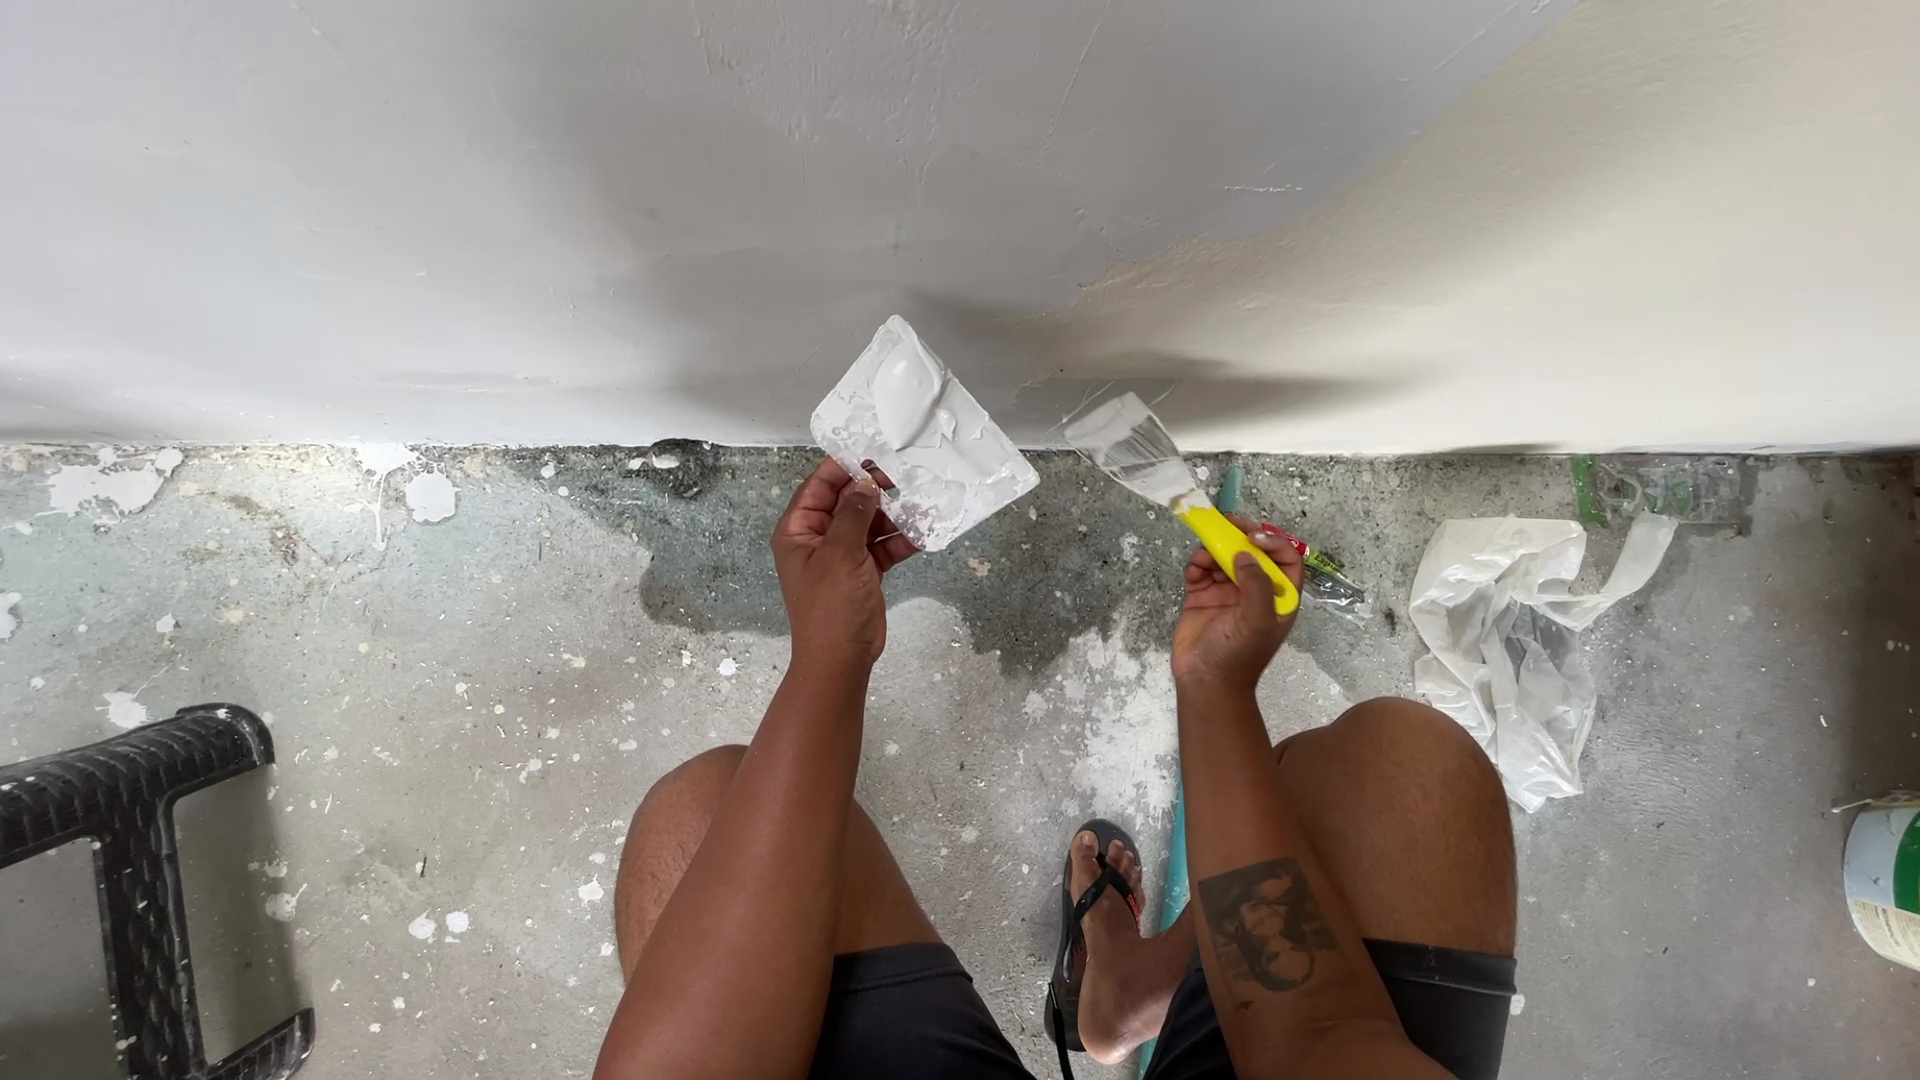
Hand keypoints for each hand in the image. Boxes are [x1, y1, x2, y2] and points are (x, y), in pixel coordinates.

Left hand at [772, 458, 917, 667]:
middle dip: (876, 490)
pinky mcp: (864, 571)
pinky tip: (924, 533)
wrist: (840, 659)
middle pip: (848, 502)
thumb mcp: (840, 553)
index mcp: (798, 530)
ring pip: (870, 523)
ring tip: (922, 503)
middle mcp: (818, 538)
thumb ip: (854, 514)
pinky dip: (901, 541)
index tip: (874, 450)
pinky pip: (883, 546)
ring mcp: (842, 555)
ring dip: (894, 515)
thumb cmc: (831, 605)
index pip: (820, 486)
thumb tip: (867, 483)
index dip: (844, 467)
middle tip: (906, 476)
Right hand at [1170, 517, 1304, 689]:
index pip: (1285, 560)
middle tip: (1225, 523)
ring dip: (1213, 551)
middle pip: (1252, 553)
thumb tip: (1245, 553)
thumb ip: (1257, 585)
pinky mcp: (1201, 596)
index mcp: (1278, 598)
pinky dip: (1196, 565)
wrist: (1205, 681)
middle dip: (1240, 536)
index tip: (1252, 535)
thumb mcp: (1257, 621)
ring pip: (1223, 558)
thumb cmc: (1238, 654)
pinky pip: (1200, 571)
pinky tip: (1193, 570)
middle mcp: (1254, 591)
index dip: (1274, 543)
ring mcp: (1226, 593)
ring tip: (1202, 556)